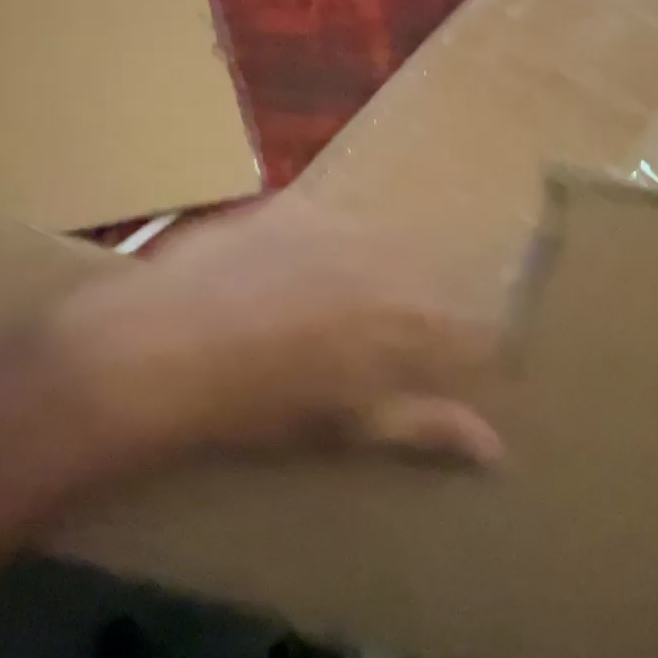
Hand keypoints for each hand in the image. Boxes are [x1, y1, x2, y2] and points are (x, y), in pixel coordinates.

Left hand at [38, 193, 504, 465]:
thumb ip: (423, 427)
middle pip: (430, 283)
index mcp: (405, 322)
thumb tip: (496, 450)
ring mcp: (333, 227)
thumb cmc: (255, 406)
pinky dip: (329, 244)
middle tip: (382, 344)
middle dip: (421, 314)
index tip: (456, 370)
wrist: (161, 347)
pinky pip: (331, 219)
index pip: (470, 334)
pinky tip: (294, 270)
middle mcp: (383, 263)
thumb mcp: (345, 427)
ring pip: (384, 246)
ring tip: (336, 306)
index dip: (469, 355)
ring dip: (378, 273)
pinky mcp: (288, 206)